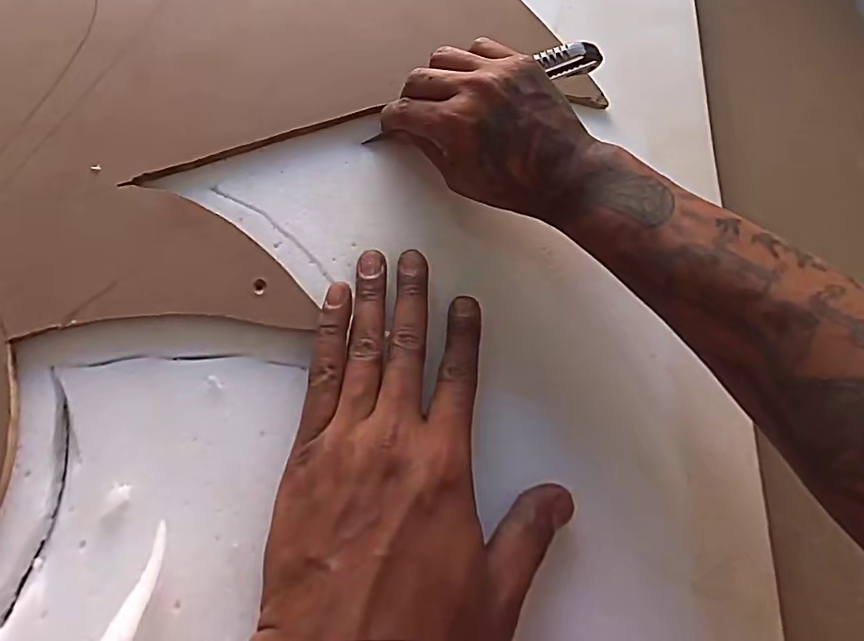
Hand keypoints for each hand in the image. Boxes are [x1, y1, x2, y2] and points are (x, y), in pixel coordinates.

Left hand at [254, 249, 572, 640]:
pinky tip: (333, 306)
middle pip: (408, 350)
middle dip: (413, 298)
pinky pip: (319, 378)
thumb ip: (526, 536)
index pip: (459, 379)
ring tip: (372, 264)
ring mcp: (346, 440)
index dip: (463, 335)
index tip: (464, 302)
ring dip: (371, 303)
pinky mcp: (306, 452)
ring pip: (363, 352)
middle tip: (413, 259)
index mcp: (443, 466)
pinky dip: (327, 335)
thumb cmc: (414, 634)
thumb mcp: (492, 596)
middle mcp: (395, 440)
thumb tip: (558, 498)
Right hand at [379, 39, 606, 223]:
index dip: (392, 120)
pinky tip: (474, 78)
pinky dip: (470, 60)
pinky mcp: (519, 63)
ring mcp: (497, 73)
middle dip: (410, 98)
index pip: (403, 110)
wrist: (567, 174)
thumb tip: (409, 130)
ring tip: (447, 92)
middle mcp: (473, 91)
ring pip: (443, 56)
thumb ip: (427, 147)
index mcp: (454, 123)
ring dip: (437, 76)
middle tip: (418, 110)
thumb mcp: (459, 177)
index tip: (394, 122)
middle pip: (417, 79)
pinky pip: (479, 47)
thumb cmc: (520, 183)